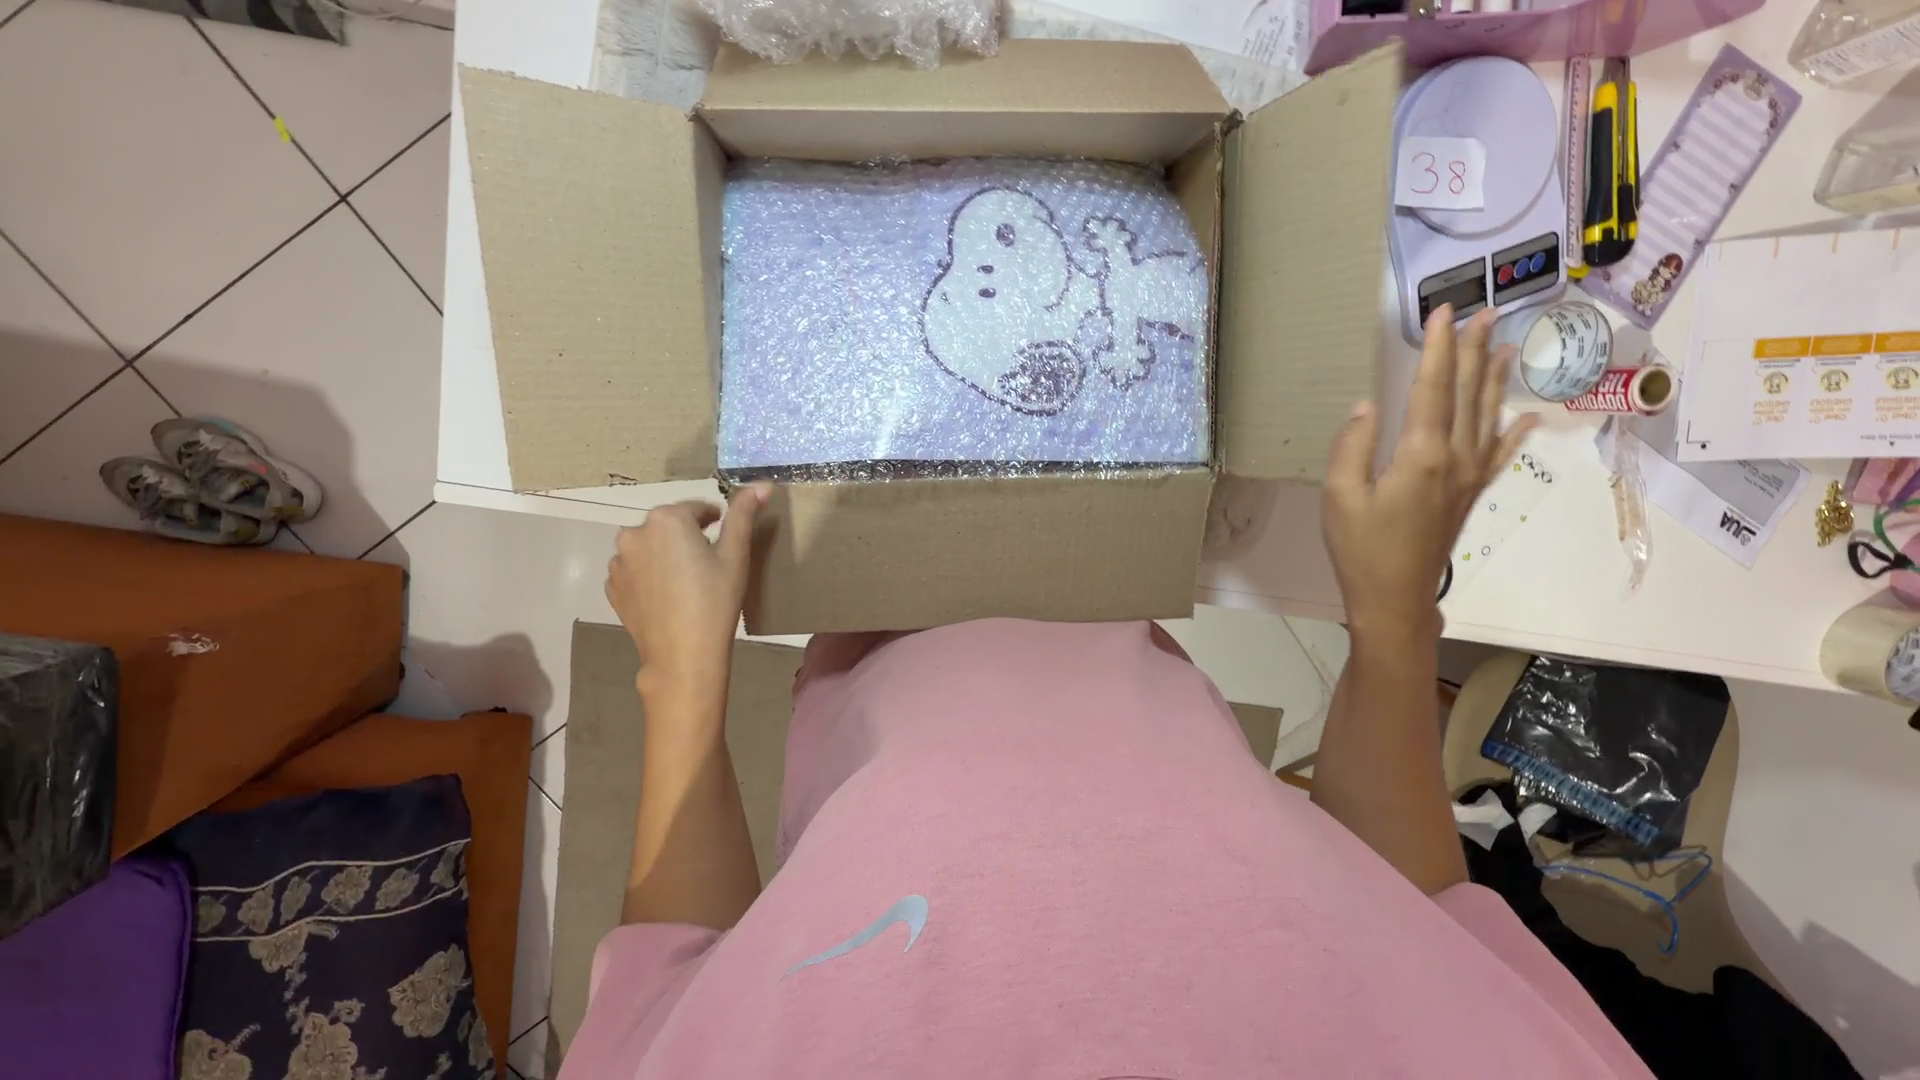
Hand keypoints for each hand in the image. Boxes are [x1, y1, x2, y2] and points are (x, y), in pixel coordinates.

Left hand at [605, 484, 769, 710]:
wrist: (682, 654)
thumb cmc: (715, 601)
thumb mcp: (735, 555)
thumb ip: (744, 515)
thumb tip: (762, 484)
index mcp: (666, 519)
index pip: (697, 509)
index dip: (715, 522)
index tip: (725, 543)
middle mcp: (634, 532)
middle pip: (669, 526)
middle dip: (687, 537)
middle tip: (709, 565)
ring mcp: (619, 561)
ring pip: (650, 547)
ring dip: (666, 555)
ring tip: (687, 583)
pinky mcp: (612, 587)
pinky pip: (635, 570)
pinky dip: (650, 575)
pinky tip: (669, 596)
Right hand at [1322, 306, 1537, 639]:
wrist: (1395, 597)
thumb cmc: (1361, 548)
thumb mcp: (1339, 496)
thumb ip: (1352, 447)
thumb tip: (1366, 407)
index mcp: (1421, 455)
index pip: (1431, 388)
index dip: (1437, 348)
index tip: (1443, 313)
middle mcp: (1455, 458)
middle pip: (1466, 394)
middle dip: (1471, 351)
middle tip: (1482, 314)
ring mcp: (1469, 476)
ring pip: (1487, 415)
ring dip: (1492, 378)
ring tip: (1502, 345)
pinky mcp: (1471, 493)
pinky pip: (1498, 453)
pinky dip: (1512, 431)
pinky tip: (1525, 415)